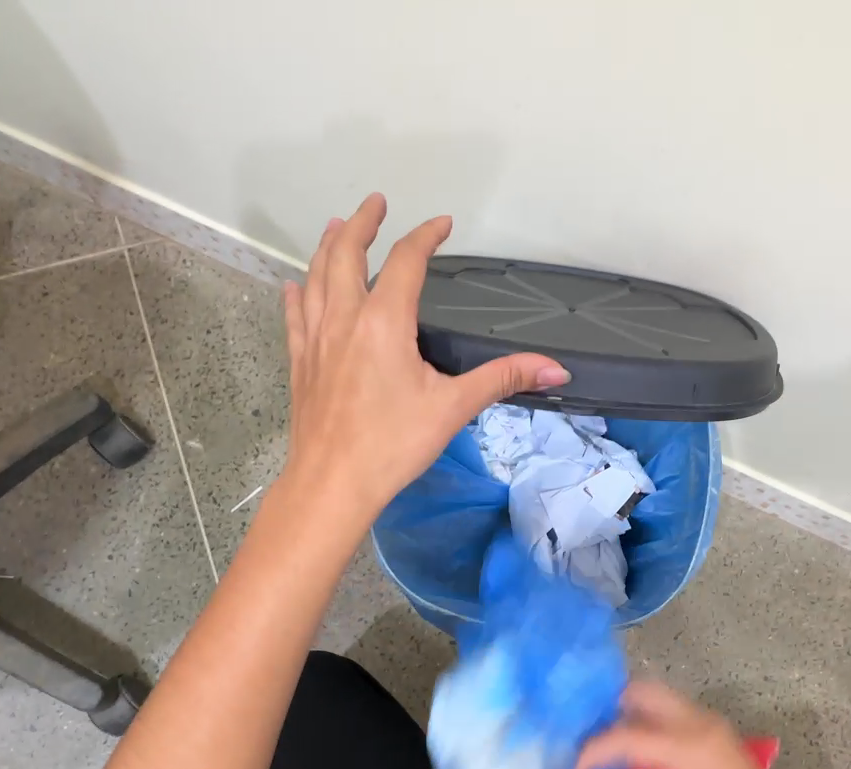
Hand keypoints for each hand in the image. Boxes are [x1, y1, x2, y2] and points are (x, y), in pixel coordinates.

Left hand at [280, 193, 570, 517]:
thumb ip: (502, 379)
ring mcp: (316, 339)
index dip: (426, 237)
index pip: (406, 262)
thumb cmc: (393, 445)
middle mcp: (345, 319)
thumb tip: (555, 369)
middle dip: (362, 223)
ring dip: (328, 247)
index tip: (442, 224)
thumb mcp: (453, 409)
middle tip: (375, 202)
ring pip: (316, 277)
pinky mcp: (301, 363)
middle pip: (347, 254)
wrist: (332, 483)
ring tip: (336, 227)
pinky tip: (296, 285)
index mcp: (384, 323)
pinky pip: (295, 315)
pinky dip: (298, 293)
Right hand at [575, 681, 819, 768]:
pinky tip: (622, 747)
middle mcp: (700, 722)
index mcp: (692, 750)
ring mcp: (707, 720)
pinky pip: (664, 708)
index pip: (625, 738)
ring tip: (593, 744)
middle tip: (576, 742)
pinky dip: (638, 719)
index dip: (589, 755)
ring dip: (621, 714)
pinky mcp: (708, 726)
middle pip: (640, 694)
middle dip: (604, 714)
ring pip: (651, 696)